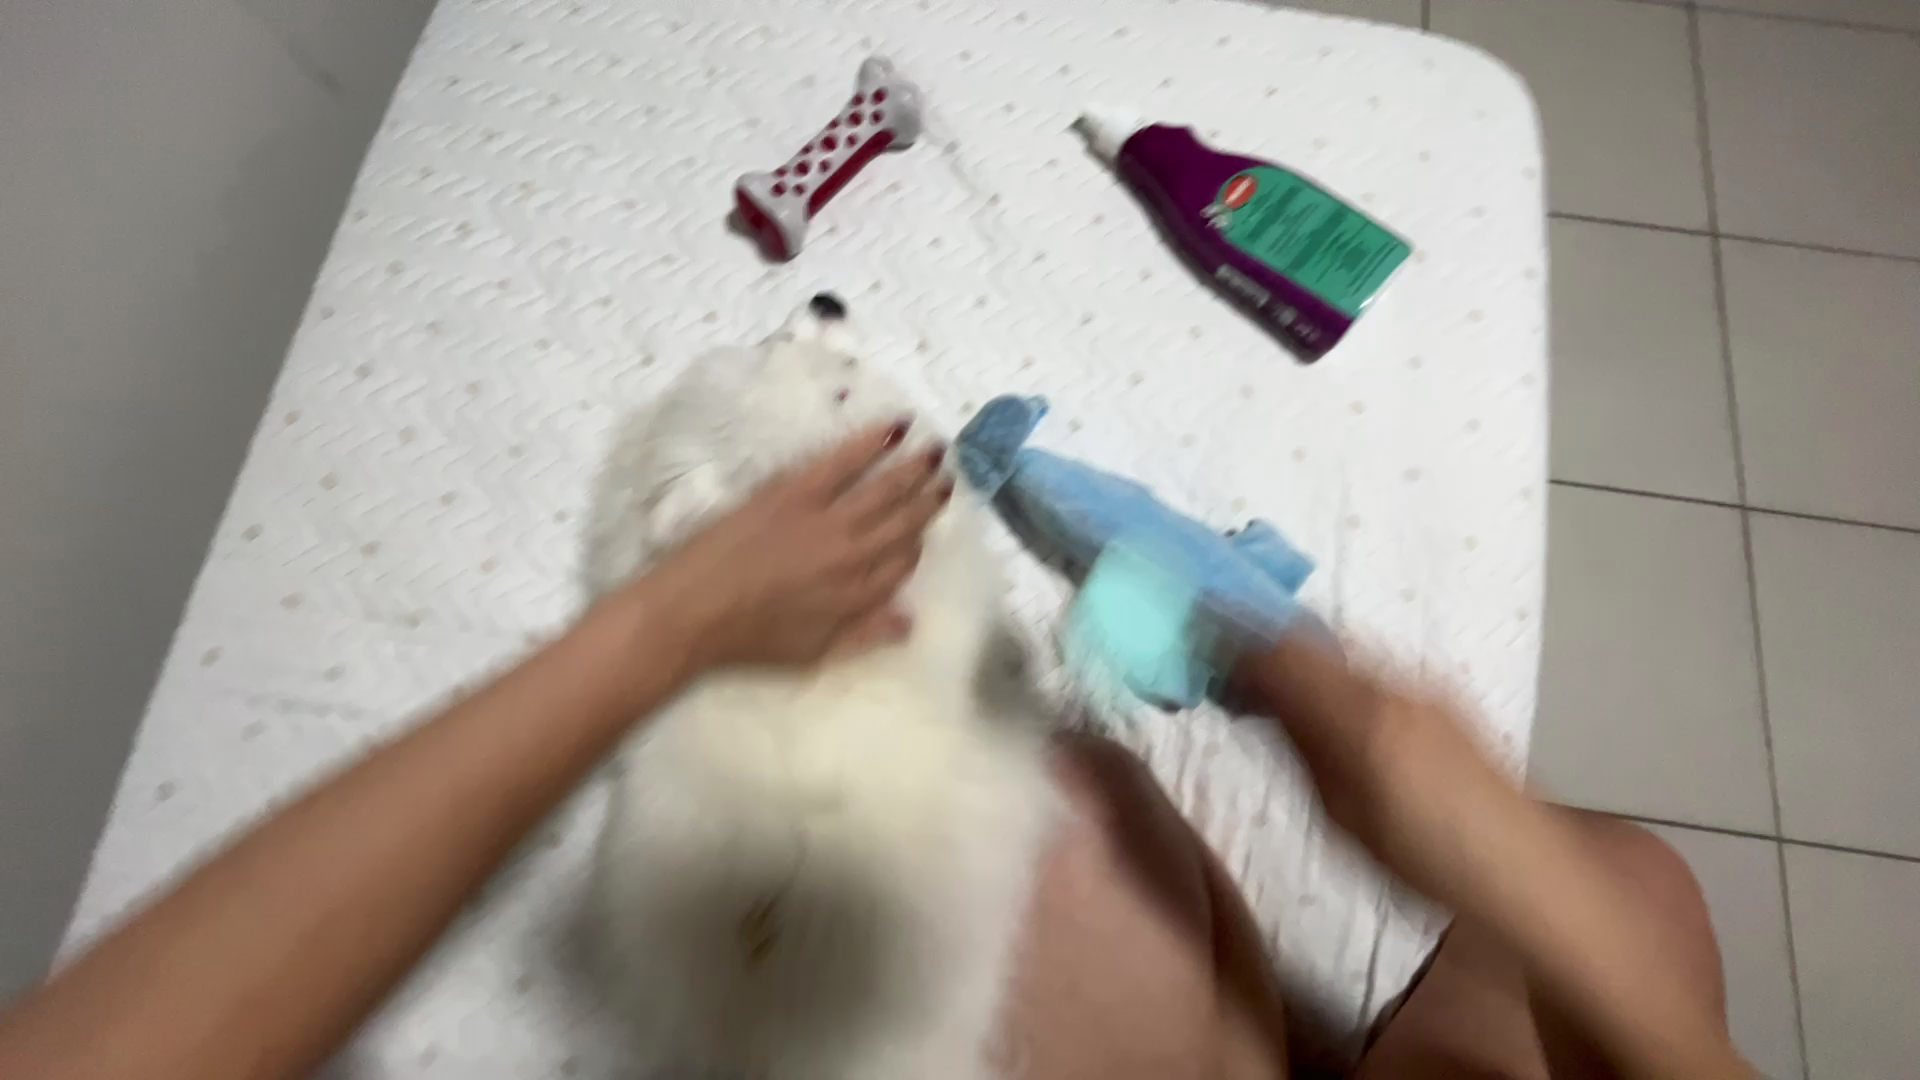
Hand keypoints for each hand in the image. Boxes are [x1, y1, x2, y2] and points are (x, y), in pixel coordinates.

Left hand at [644, 419, 951, 672]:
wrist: (692, 610)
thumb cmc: (750, 638)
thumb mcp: (814, 653)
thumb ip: (865, 635)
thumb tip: (911, 621)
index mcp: (857, 596)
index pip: (903, 565)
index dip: (915, 548)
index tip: (919, 535)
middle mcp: (853, 555)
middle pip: (903, 523)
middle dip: (929, 501)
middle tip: (947, 480)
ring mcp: (827, 519)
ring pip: (885, 490)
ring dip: (914, 470)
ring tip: (935, 452)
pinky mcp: (796, 491)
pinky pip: (844, 461)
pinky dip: (871, 442)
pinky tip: (894, 428)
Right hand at [1237, 638, 1522, 906]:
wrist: (1531, 874)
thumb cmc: (1422, 857)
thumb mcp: (1340, 810)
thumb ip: (1298, 744)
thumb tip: (1256, 699)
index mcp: (1364, 717)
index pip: (1282, 653)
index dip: (1237, 639)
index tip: (1202, 640)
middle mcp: (1393, 683)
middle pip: (1308, 638)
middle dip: (1262, 639)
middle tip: (1228, 660)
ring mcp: (1421, 683)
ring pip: (1338, 645)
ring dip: (1295, 651)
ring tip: (1268, 677)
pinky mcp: (1438, 694)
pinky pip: (1367, 662)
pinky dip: (1330, 667)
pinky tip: (1324, 695)